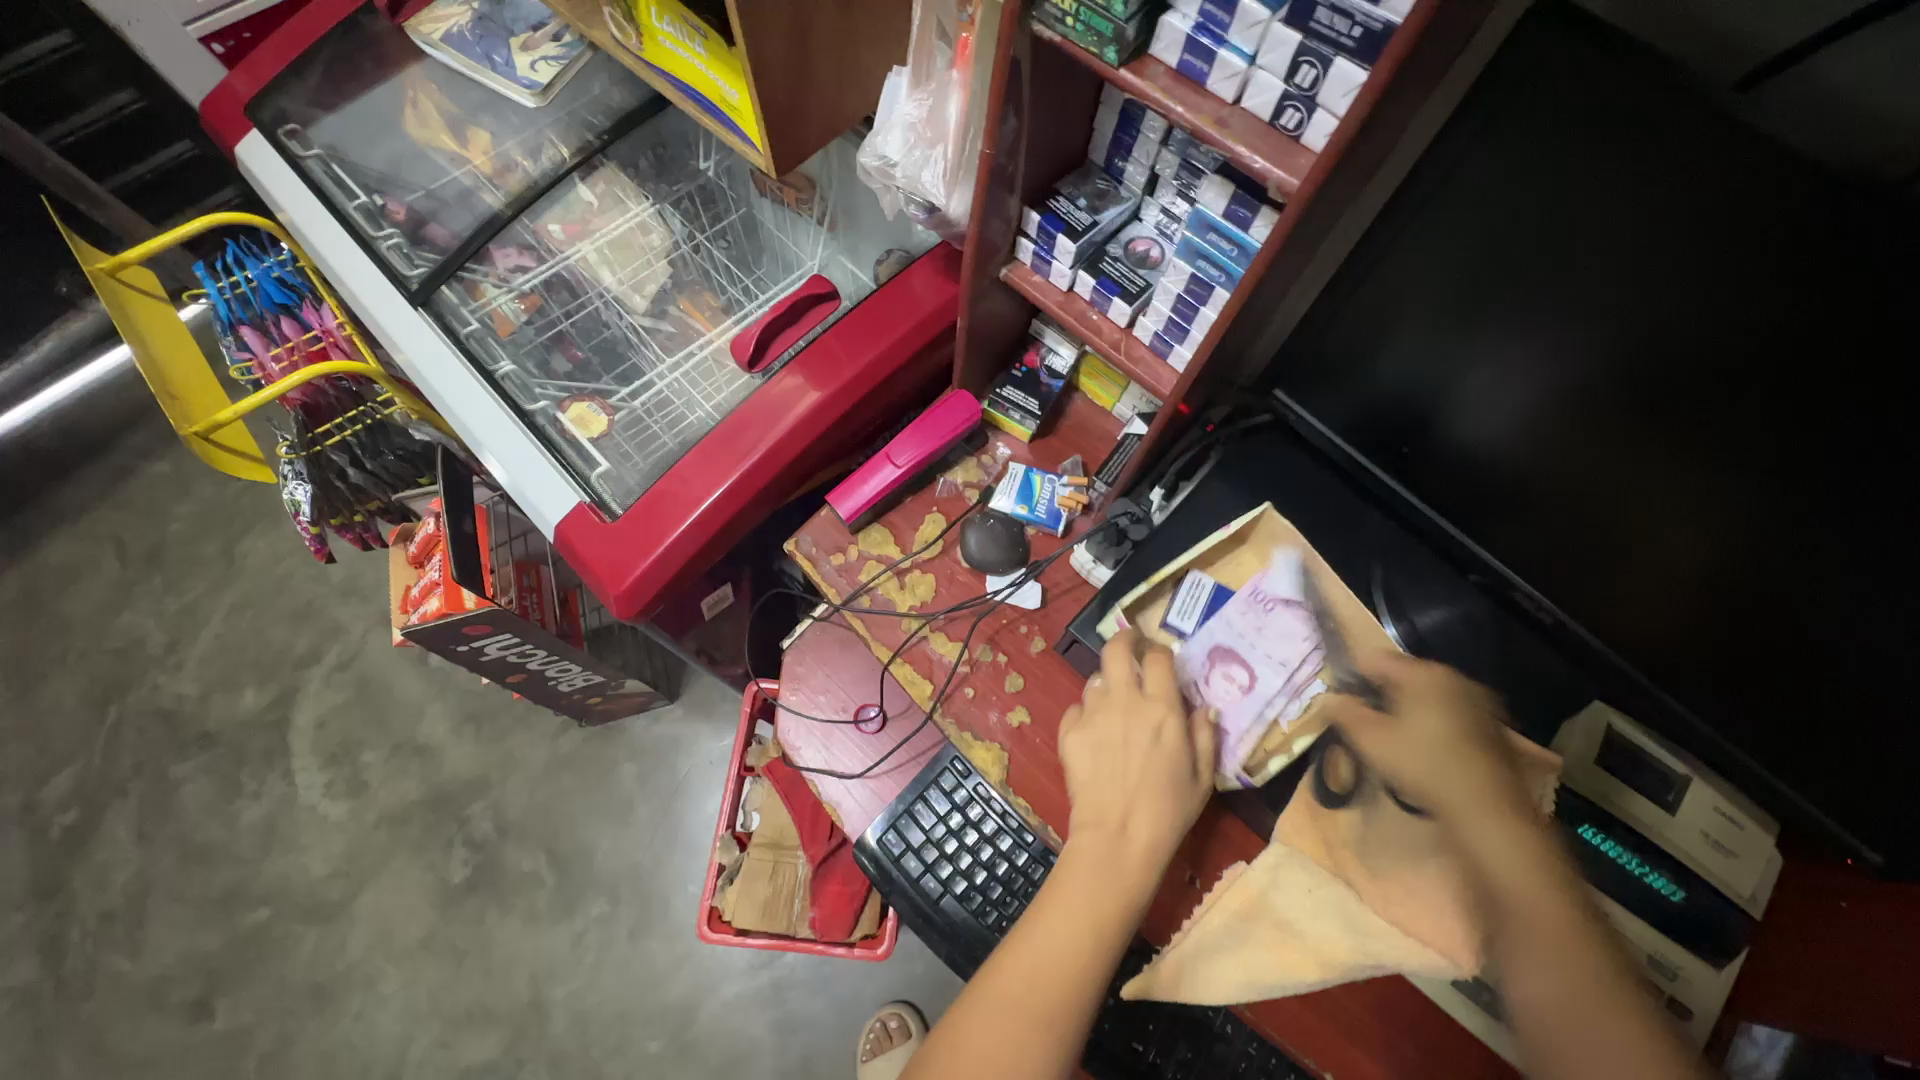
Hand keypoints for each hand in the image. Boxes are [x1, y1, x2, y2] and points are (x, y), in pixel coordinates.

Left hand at [1057, 629, 1217, 884]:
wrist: (1118, 836)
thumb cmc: (1169, 811)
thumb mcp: (1203, 777)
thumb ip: (1205, 735)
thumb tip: (1204, 707)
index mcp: (1163, 708)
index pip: (1158, 657)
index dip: (1159, 650)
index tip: (1160, 654)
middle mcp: (1126, 701)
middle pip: (1116, 649)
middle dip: (1123, 640)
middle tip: (1130, 647)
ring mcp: (1093, 713)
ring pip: (1095, 680)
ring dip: (1105, 685)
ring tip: (1113, 706)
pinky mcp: (1069, 731)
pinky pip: (1075, 709)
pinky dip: (1085, 714)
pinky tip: (1093, 735)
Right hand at [1318, 651, 1532, 830]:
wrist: (1487, 807)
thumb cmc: (1423, 766)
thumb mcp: (1371, 741)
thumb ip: (1344, 713)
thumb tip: (1327, 699)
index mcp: (1422, 673)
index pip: (1373, 658)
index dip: (1352, 677)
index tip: (1343, 703)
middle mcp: (1452, 676)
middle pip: (1401, 674)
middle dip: (1380, 693)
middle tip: (1365, 722)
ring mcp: (1476, 698)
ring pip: (1426, 693)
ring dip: (1406, 707)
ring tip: (1394, 736)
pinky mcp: (1490, 722)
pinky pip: (1448, 709)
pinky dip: (1431, 719)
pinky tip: (1426, 747)